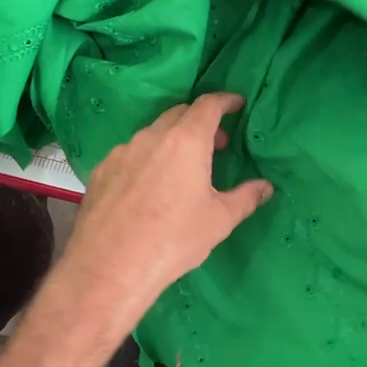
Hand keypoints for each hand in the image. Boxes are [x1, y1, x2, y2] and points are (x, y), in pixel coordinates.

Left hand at [51, 94, 273, 326]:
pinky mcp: (100, 171)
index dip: (225, 100)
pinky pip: (130, 154)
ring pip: (152, 134)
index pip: (208, 105)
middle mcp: (151, 137)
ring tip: (183, 168)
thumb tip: (266, 187)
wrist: (110, 267)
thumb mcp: (219, 220)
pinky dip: (147, 159)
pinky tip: (149, 186)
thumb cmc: (174, 239)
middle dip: (200, 121)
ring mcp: (121, 152)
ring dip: (172, 141)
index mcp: (186, 141)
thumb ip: (246, 198)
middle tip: (216, 143)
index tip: (237, 103)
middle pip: (179, 114)